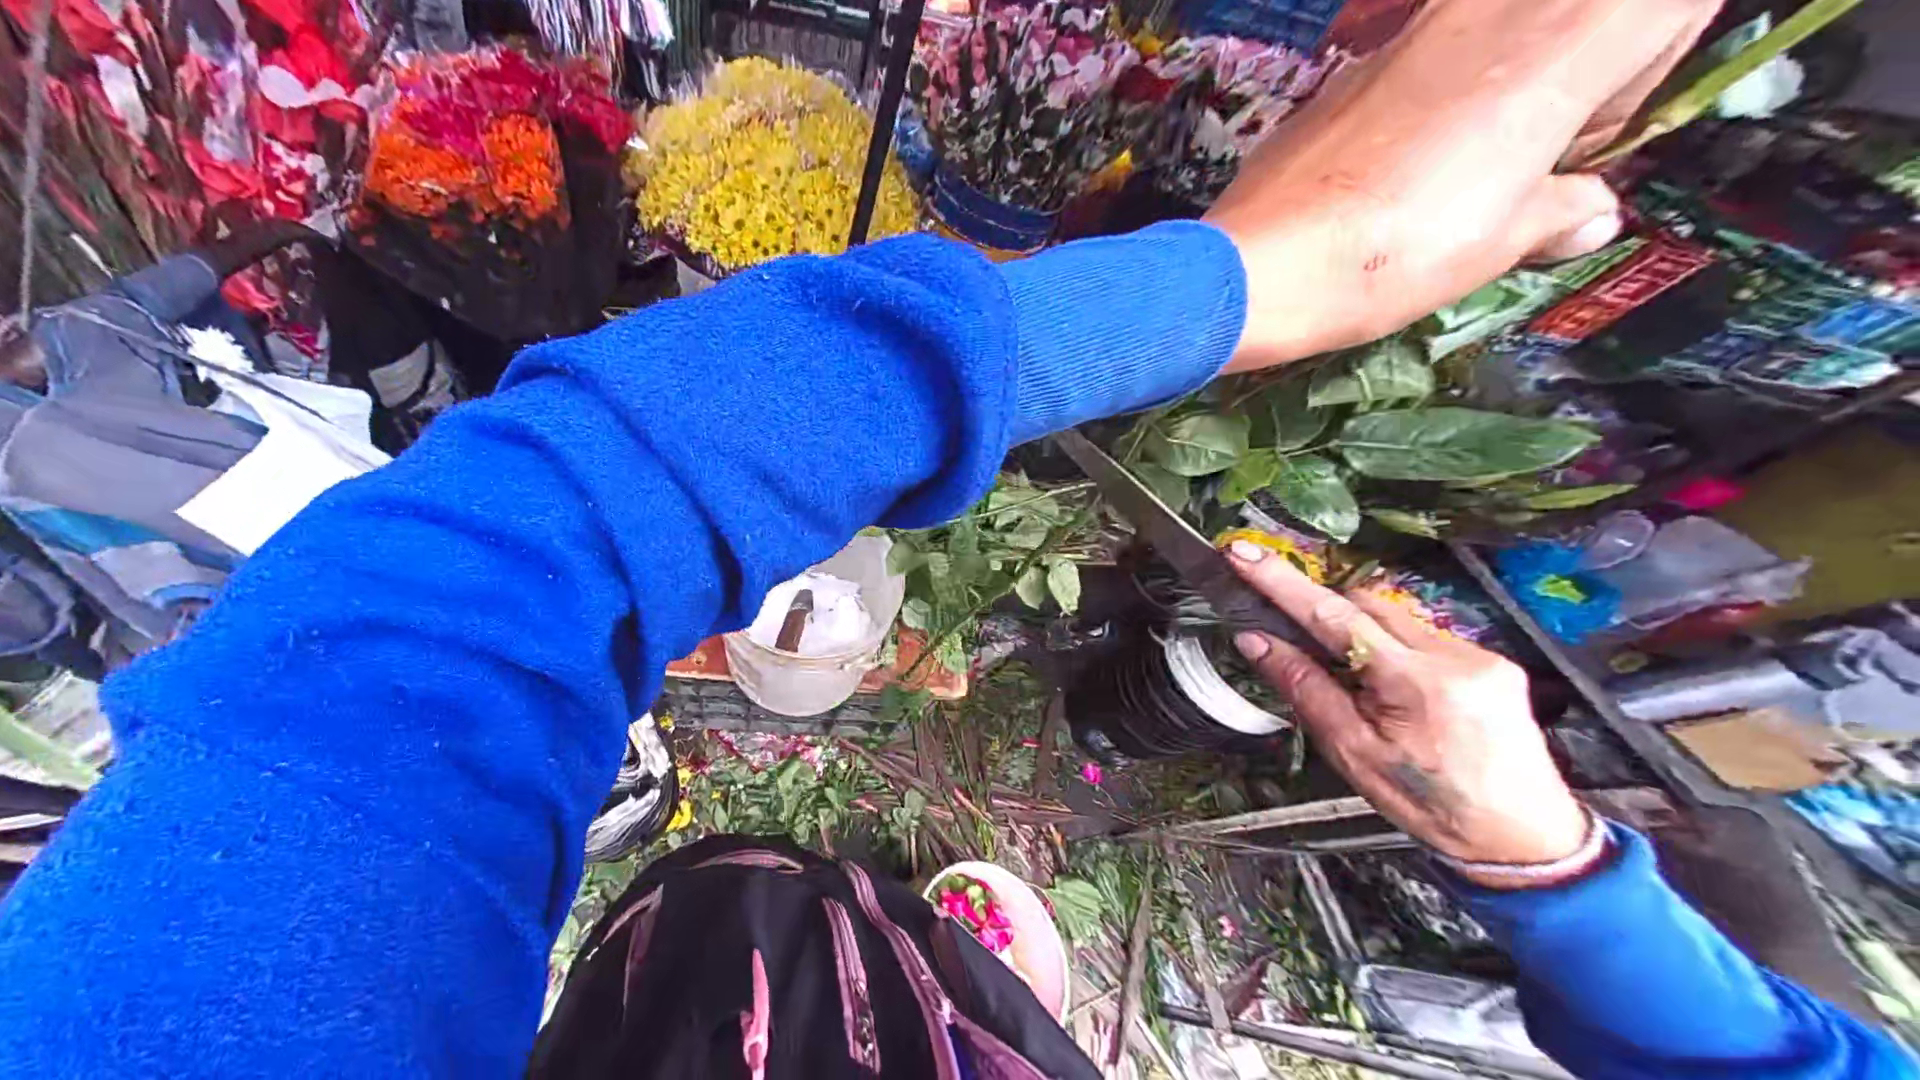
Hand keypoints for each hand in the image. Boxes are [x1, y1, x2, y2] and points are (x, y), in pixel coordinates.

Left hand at [1204, 0, 1719, 369]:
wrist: (1258, 267)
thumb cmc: (1392, 255)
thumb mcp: (1495, 246)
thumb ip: (1557, 212)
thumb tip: (1589, 215)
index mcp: (1566, 37)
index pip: (1675, 2)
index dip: (1647, 73)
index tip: (1586, 148)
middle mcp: (1492, 8)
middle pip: (1579, 11)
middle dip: (1572, 74)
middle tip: (1522, 162)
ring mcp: (1407, 34)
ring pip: (1496, 27)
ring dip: (1495, 85)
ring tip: (1444, 173)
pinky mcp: (1343, 74)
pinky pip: (1415, 62)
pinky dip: (1422, 101)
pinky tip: (1380, 171)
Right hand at [1224, 540, 1592, 887]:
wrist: (1526, 840)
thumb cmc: (1430, 805)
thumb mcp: (1353, 752)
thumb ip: (1305, 688)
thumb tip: (1255, 640)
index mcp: (1417, 683)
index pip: (1334, 616)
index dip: (1282, 582)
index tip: (1244, 552)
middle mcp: (1454, 655)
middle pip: (1364, 605)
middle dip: (1320, 610)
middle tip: (1282, 628)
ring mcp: (1478, 654)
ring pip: (1391, 617)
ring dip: (1354, 632)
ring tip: (1345, 679)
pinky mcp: (1489, 661)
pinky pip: (1418, 634)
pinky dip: (1385, 647)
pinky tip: (1383, 686)